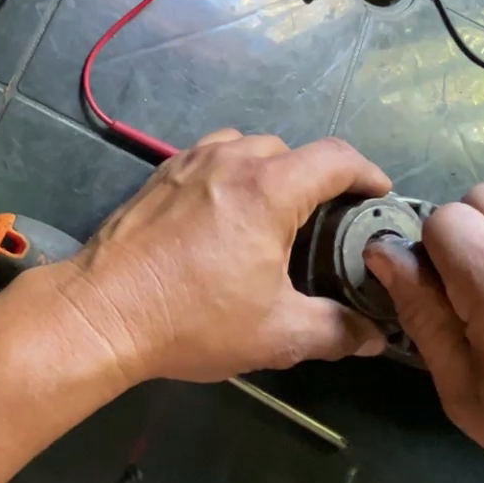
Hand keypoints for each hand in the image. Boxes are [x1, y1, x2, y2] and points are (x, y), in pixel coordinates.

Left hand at [45, 130, 391, 384]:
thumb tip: (372, 336)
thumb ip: (335, 330)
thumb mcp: (276, 334)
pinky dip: (230, 169)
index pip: (334, 157)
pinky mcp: (161, 172)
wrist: (105, 308)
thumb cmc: (195, 318)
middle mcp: (230, 160)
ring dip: (270, 168)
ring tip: (274, 210)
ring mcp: (189, 161)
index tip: (378, 195)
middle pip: (290, 150)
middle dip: (316, 177)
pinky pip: (210, 154)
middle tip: (325, 219)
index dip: (366, 172)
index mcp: (267, 189)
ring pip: (246, 146)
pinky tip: (224, 208)